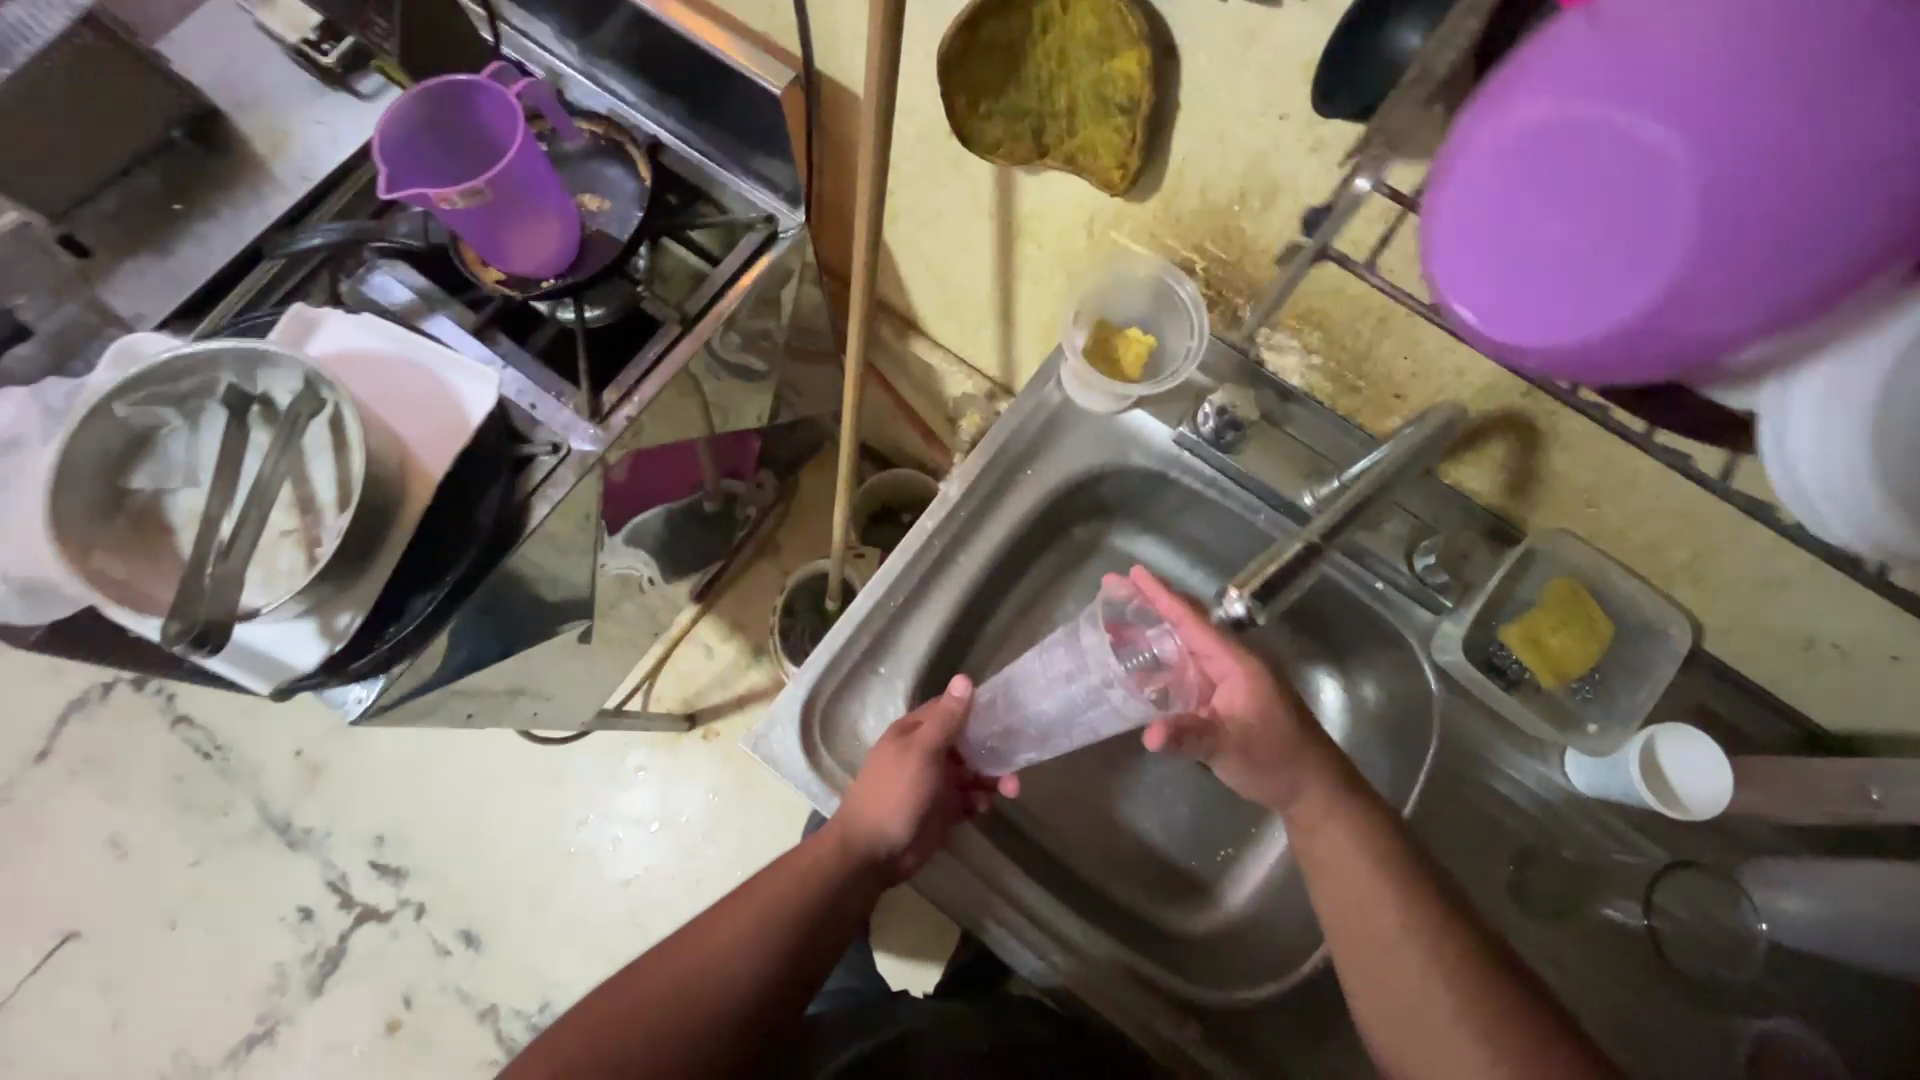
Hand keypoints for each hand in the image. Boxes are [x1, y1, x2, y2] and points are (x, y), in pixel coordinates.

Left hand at [826, 675, 1021, 883]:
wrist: (873, 852)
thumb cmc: (896, 794)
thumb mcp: (922, 751)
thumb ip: (946, 719)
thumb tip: (964, 678)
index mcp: (915, 732)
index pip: (950, 709)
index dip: (976, 708)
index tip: (1008, 710)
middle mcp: (926, 753)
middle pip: (966, 743)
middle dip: (992, 750)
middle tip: (1017, 758)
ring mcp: (934, 783)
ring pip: (971, 773)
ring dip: (991, 778)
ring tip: (1010, 790)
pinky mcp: (942, 811)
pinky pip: (968, 800)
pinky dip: (978, 801)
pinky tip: (982, 807)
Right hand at [1125, 565, 1343, 813]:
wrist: (1312, 787)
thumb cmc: (1276, 759)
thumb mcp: (1231, 748)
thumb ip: (1190, 736)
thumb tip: (1150, 735)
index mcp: (1235, 662)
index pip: (1192, 620)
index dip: (1161, 596)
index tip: (1132, 572)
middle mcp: (1229, 662)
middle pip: (1184, 625)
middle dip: (1149, 606)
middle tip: (1113, 589)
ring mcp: (1227, 679)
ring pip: (1183, 647)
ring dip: (1151, 634)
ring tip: (1115, 623)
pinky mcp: (1224, 697)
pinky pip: (1186, 670)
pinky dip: (1160, 663)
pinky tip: (1137, 669)